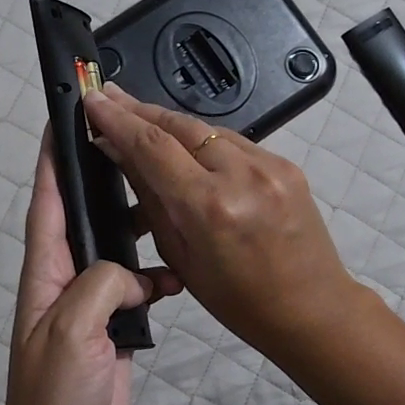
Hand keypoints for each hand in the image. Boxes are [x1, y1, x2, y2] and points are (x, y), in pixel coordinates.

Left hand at [0, 137, 179, 404]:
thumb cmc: (56, 397)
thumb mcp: (71, 333)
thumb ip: (100, 285)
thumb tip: (131, 272)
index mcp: (45, 272)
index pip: (48, 201)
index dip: (53, 158)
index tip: (63, 115)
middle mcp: (64, 278)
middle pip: (83, 215)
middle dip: (101, 176)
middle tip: (133, 139)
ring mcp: (90, 303)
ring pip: (115, 247)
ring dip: (138, 223)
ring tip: (170, 194)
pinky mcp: (113, 327)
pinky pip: (137, 285)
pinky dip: (160, 273)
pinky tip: (183, 270)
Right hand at [82, 82, 367, 353]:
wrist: (311, 308)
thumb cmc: (236, 299)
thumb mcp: (180, 255)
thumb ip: (149, 198)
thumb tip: (118, 153)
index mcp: (208, 206)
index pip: (152, 146)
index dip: (118, 119)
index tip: (92, 100)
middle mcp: (240, 175)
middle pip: (179, 125)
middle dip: (139, 109)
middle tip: (108, 95)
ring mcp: (269, 165)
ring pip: (206, 129)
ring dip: (169, 122)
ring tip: (138, 116)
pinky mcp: (286, 164)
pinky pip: (233, 142)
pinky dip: (203, 140)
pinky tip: (183, 143)